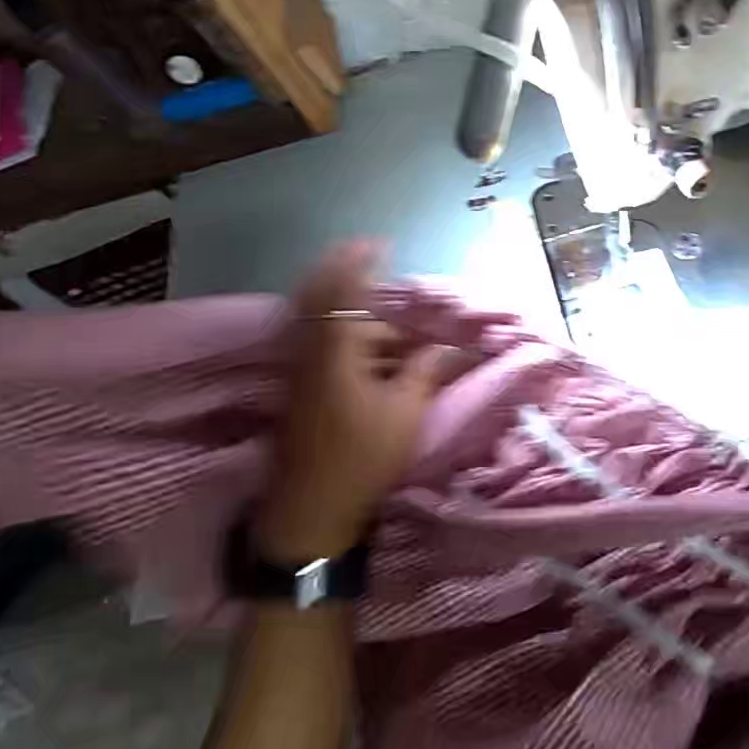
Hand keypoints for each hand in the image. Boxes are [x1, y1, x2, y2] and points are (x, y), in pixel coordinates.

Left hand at [253, 242, 457, 561]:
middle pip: (319, 300)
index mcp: (335, 351)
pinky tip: (368, 345)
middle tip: (372, 264)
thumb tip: (449, 347)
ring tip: (386, 314)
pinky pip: (317, 345)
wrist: (313, 505)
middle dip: (345, 277)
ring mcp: (299, 372)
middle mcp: (309, 352)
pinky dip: (341, 334)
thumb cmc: (364, 455)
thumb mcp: (406, 411)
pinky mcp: (300, 391)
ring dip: (349, 310)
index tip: (378, 243)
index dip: (359, 263)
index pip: (342, 291)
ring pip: (318, 324)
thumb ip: (425, 370)